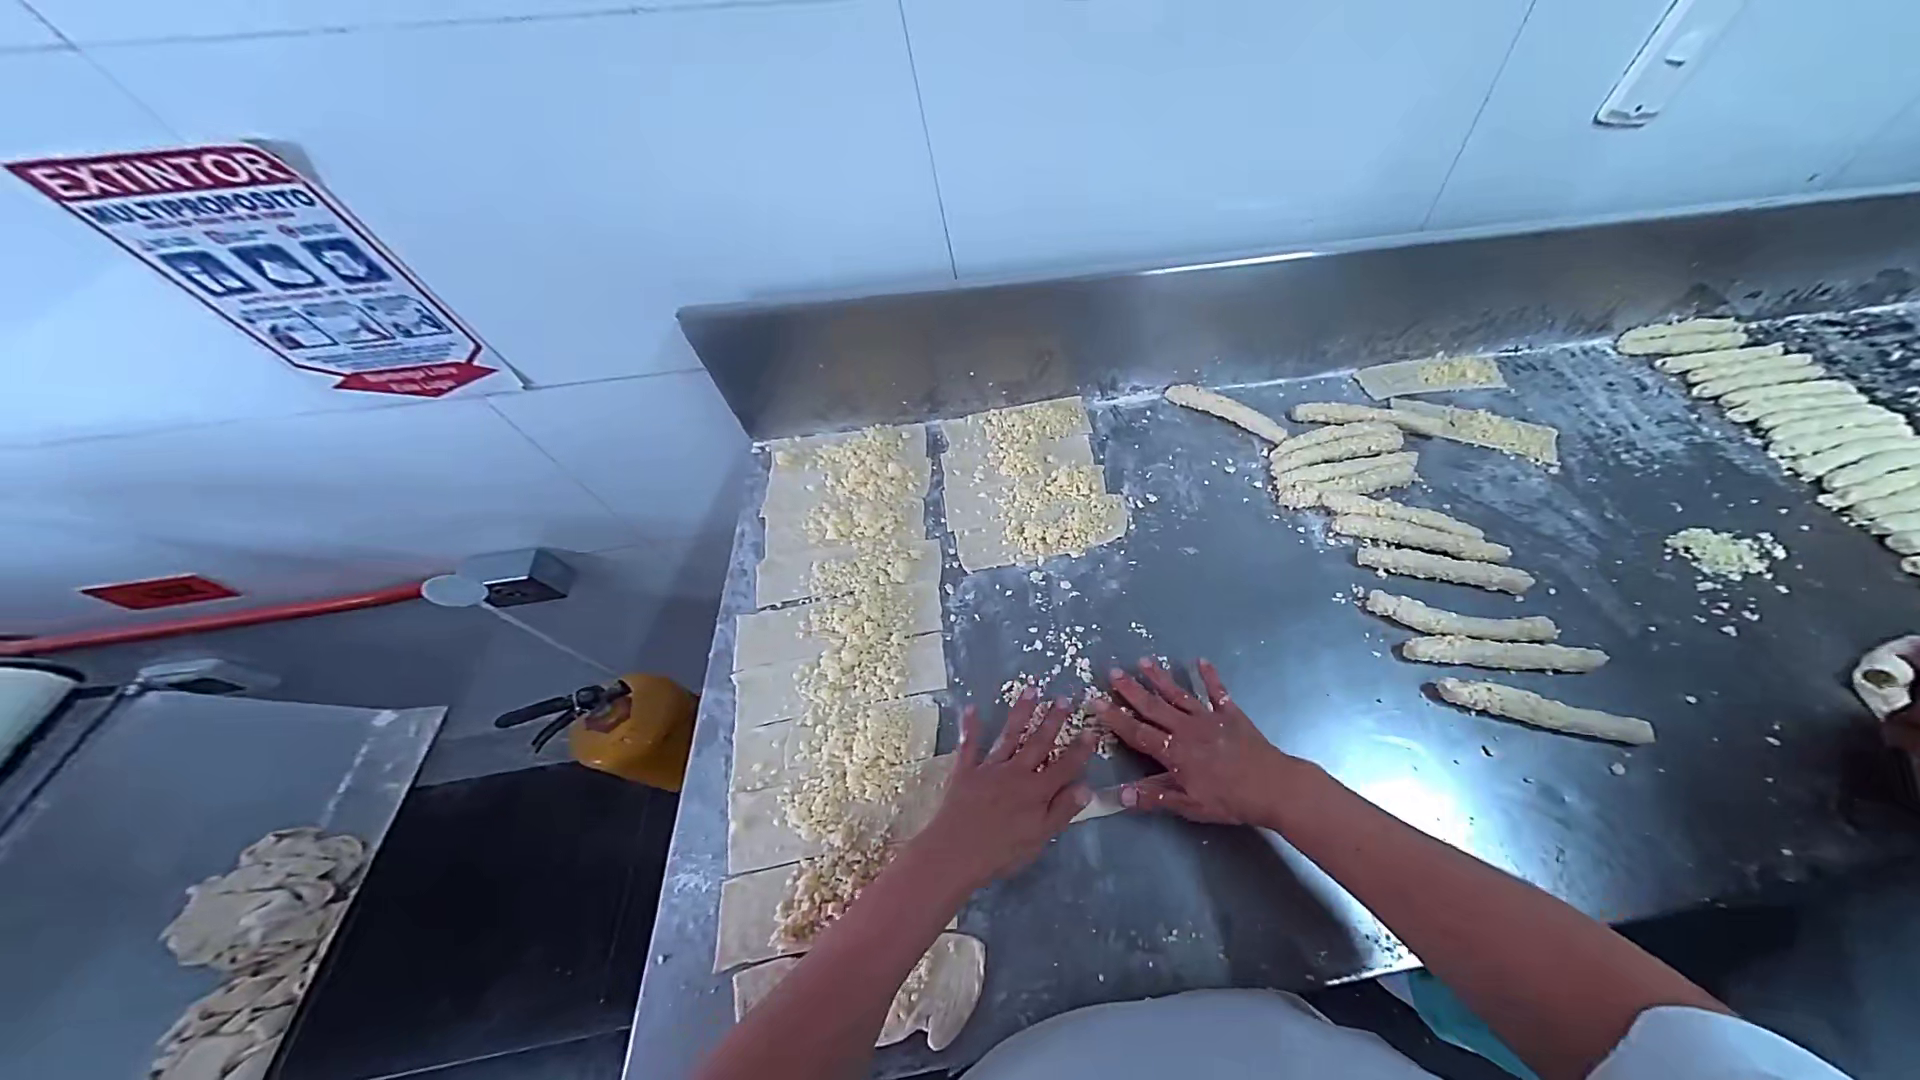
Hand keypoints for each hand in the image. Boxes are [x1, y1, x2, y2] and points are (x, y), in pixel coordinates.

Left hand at [911, 688, 1096, 891]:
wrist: (954, 852)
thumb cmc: (1000, 852)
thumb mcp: (1039, 838)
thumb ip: (1062, 811)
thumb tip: (1086, 787)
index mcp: (1036, 791)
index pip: (1065, 766)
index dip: (1079, 749)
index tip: (1091, 729)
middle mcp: (1015, 772)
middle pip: (1038, 743)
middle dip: (1053, 720)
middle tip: (1064, 698)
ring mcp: (989, 768)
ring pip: (1009, 735)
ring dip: (1021, 712)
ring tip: (1031, 690)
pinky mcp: (965, 770)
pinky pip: (969, 744)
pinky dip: (971, 726)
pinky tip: (972, 707)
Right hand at [1093, 657, 1306, 826]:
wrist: (1275, 788)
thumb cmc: (1231, 800)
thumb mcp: (1191, 806)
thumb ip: (1155, 798)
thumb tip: (1120, 795)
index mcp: (1174, 751)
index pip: (1137, 732)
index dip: (1114, 718)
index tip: (1095, 702)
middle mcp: (1186, 728)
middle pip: (1153, 706)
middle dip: (1130, 690)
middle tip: (1112, 671)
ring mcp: (1208, 717)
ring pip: (1178, 693)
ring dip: (1160, 677)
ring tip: (1143, 661)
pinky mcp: (1230, 713)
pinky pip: (1216, 691)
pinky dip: (1209, 676)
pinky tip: (1200, 661)